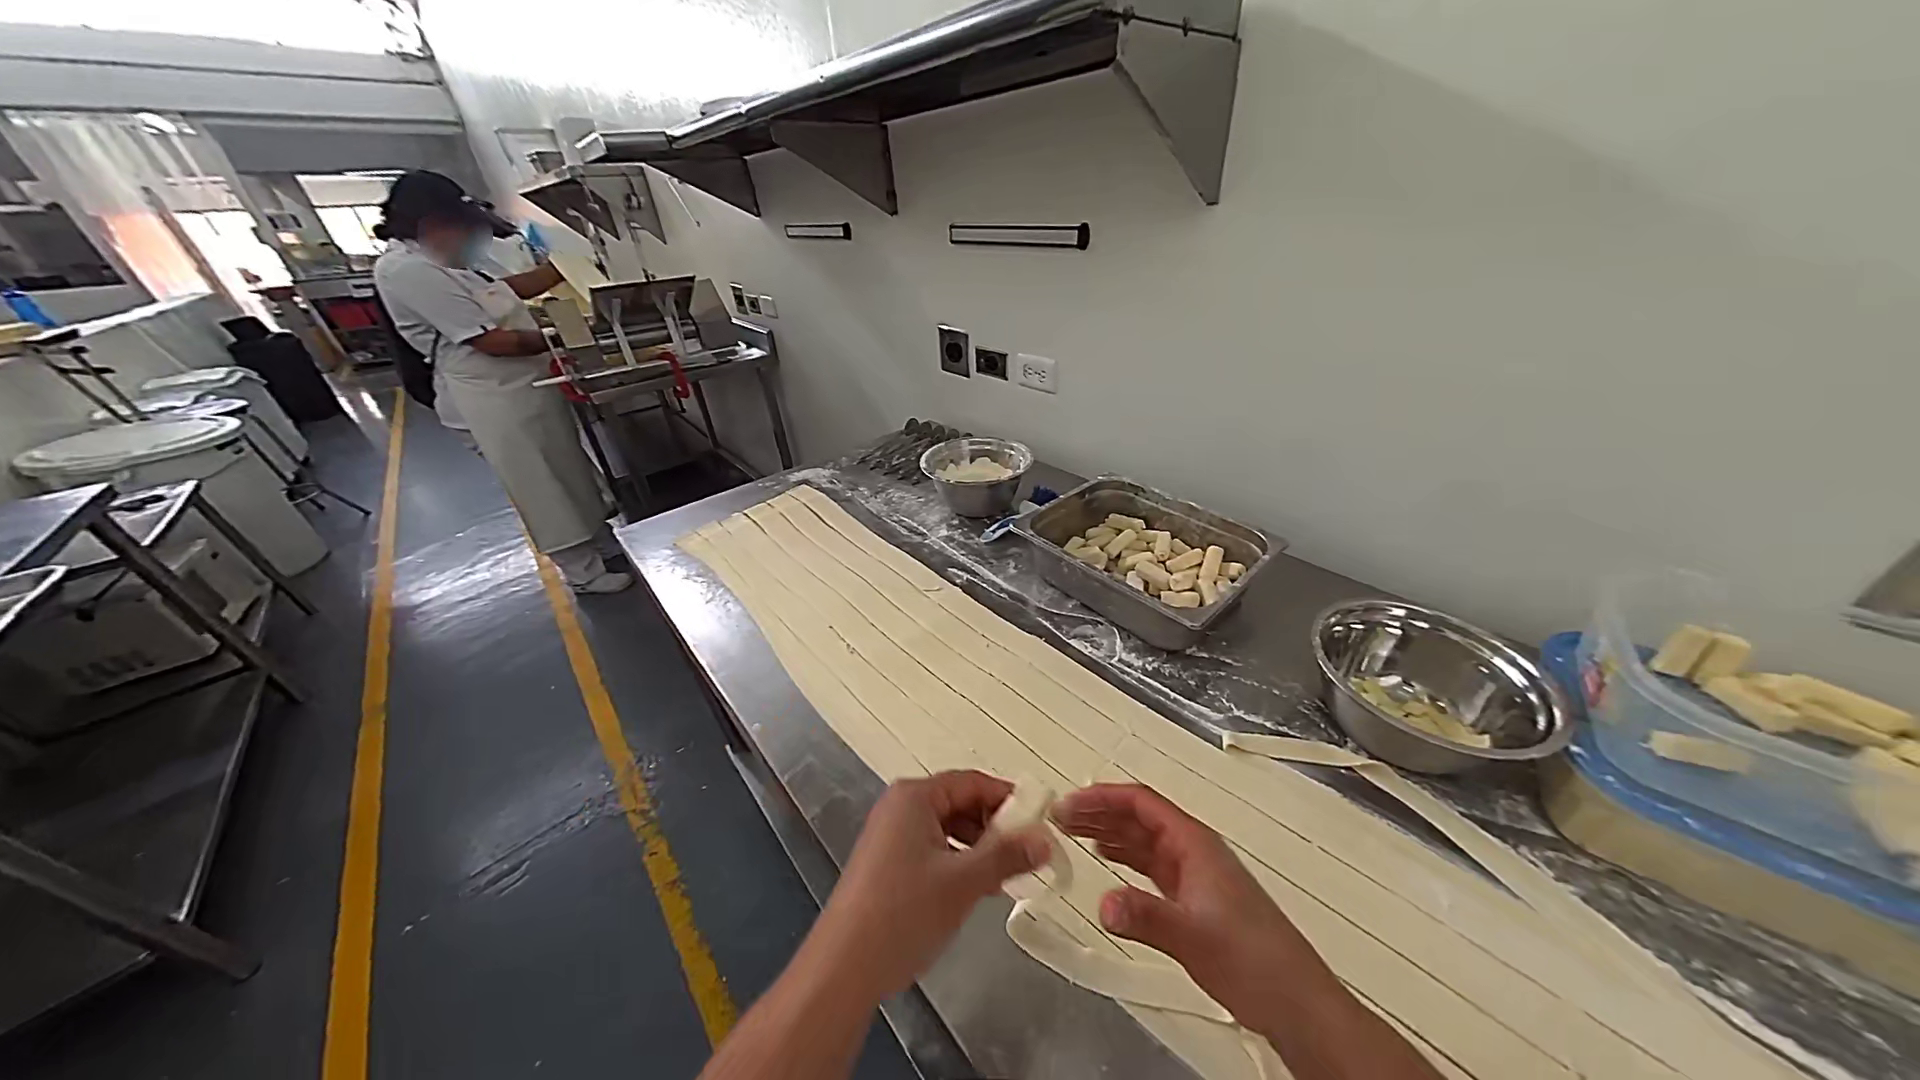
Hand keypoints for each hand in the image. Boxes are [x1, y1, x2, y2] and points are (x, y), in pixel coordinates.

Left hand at [809, 771, 1050, 998]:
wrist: (844, 967)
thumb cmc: (903, 913)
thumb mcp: (963, 882)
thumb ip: (1007, 856)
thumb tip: (1045, 839)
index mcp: (915, 796)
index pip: (972, 782)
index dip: (1008, 798)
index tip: (1040, 819)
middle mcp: (900, 806)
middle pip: (960, 802)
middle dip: (994, 825)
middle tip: (1027, 850)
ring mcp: (891, 834)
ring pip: (948, 827)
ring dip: (979, 846)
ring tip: (1006, 874)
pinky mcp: (888, 861)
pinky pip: (934, 847)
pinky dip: (959, 860)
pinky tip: (976, 887)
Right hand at [1052, 784, 1331, 1032]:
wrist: (1297, 1005)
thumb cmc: (1255, 961)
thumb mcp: (1195, 936)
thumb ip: (1147, 918)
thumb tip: (1104, 904)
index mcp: (1195, 844)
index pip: (1142, 803)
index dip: (1103, 797)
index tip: (1070, 803)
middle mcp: (1192, 851)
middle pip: (1138, 817)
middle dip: (1099, 811)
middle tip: (1061, 816)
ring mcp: (1193, 874)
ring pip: (1141, 839)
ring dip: (1107, 831)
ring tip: (1073, 832)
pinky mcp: (1191, 898)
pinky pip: (1148, 864)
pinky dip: (1123, 857)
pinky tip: (1107, 860)